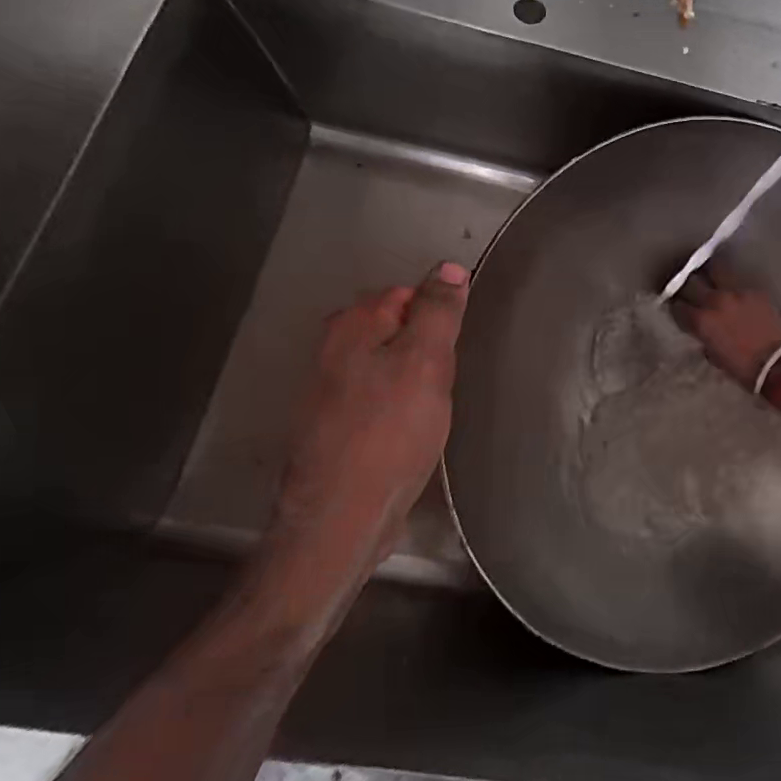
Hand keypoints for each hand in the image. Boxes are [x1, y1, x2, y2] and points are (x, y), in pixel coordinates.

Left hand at [284, 262, 470, 516]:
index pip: (410, 294)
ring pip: (391, 367)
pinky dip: (399, 408)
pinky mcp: (336, 423)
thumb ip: (438, 311)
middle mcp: (333, 347)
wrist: (343, 513)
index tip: (450, 355)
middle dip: (427, 352)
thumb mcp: (426, 362)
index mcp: (353, 323)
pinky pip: (380, 399)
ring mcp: (330, 388)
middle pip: (399, 330)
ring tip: (429, 414)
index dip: (438, 320)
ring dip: (415, 383)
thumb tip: (448, 267)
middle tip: (441, 387)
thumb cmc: (390, 432)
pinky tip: (409, 433)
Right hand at [667, 260, 780, 384]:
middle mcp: (715, 301)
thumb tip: (704, 331)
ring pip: (715, 270)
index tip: (678, 309)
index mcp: (701, 321)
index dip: (675, 308)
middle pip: (691, 283)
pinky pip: (738, 281)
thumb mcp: (715, 356)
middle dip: (687, 287)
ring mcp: (736, 292)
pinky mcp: (755, 291)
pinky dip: (732, 284)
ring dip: (709, 274)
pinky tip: (734, 290)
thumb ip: (705, 338)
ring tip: (709, 277)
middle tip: (688, 290)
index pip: (678, 307)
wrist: (779, 364)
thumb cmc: (744, 369)